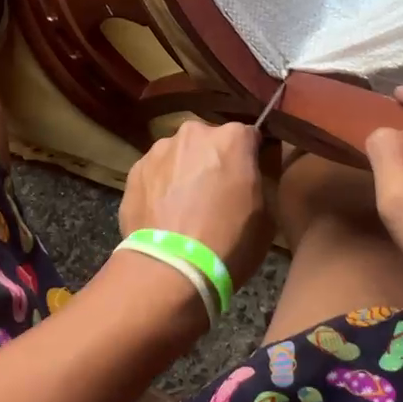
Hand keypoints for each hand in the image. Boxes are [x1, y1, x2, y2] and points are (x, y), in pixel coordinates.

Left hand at [118, 118, 271, 288]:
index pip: (249, 137)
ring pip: (179, 155)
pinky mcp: (135, 170)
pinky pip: (156, 173)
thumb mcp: (267, 216)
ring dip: (185, 171)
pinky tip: (163, 215)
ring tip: (184, 207)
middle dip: (213, 160)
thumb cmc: (229, 241)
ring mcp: (160, 149)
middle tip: (215, 194)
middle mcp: (194, 133)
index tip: (250, 178)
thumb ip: (259, 182)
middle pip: (210, 141)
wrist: (171, 268)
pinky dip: (161, 187)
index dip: (251, 157)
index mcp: (232, 138)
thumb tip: (251, 175)